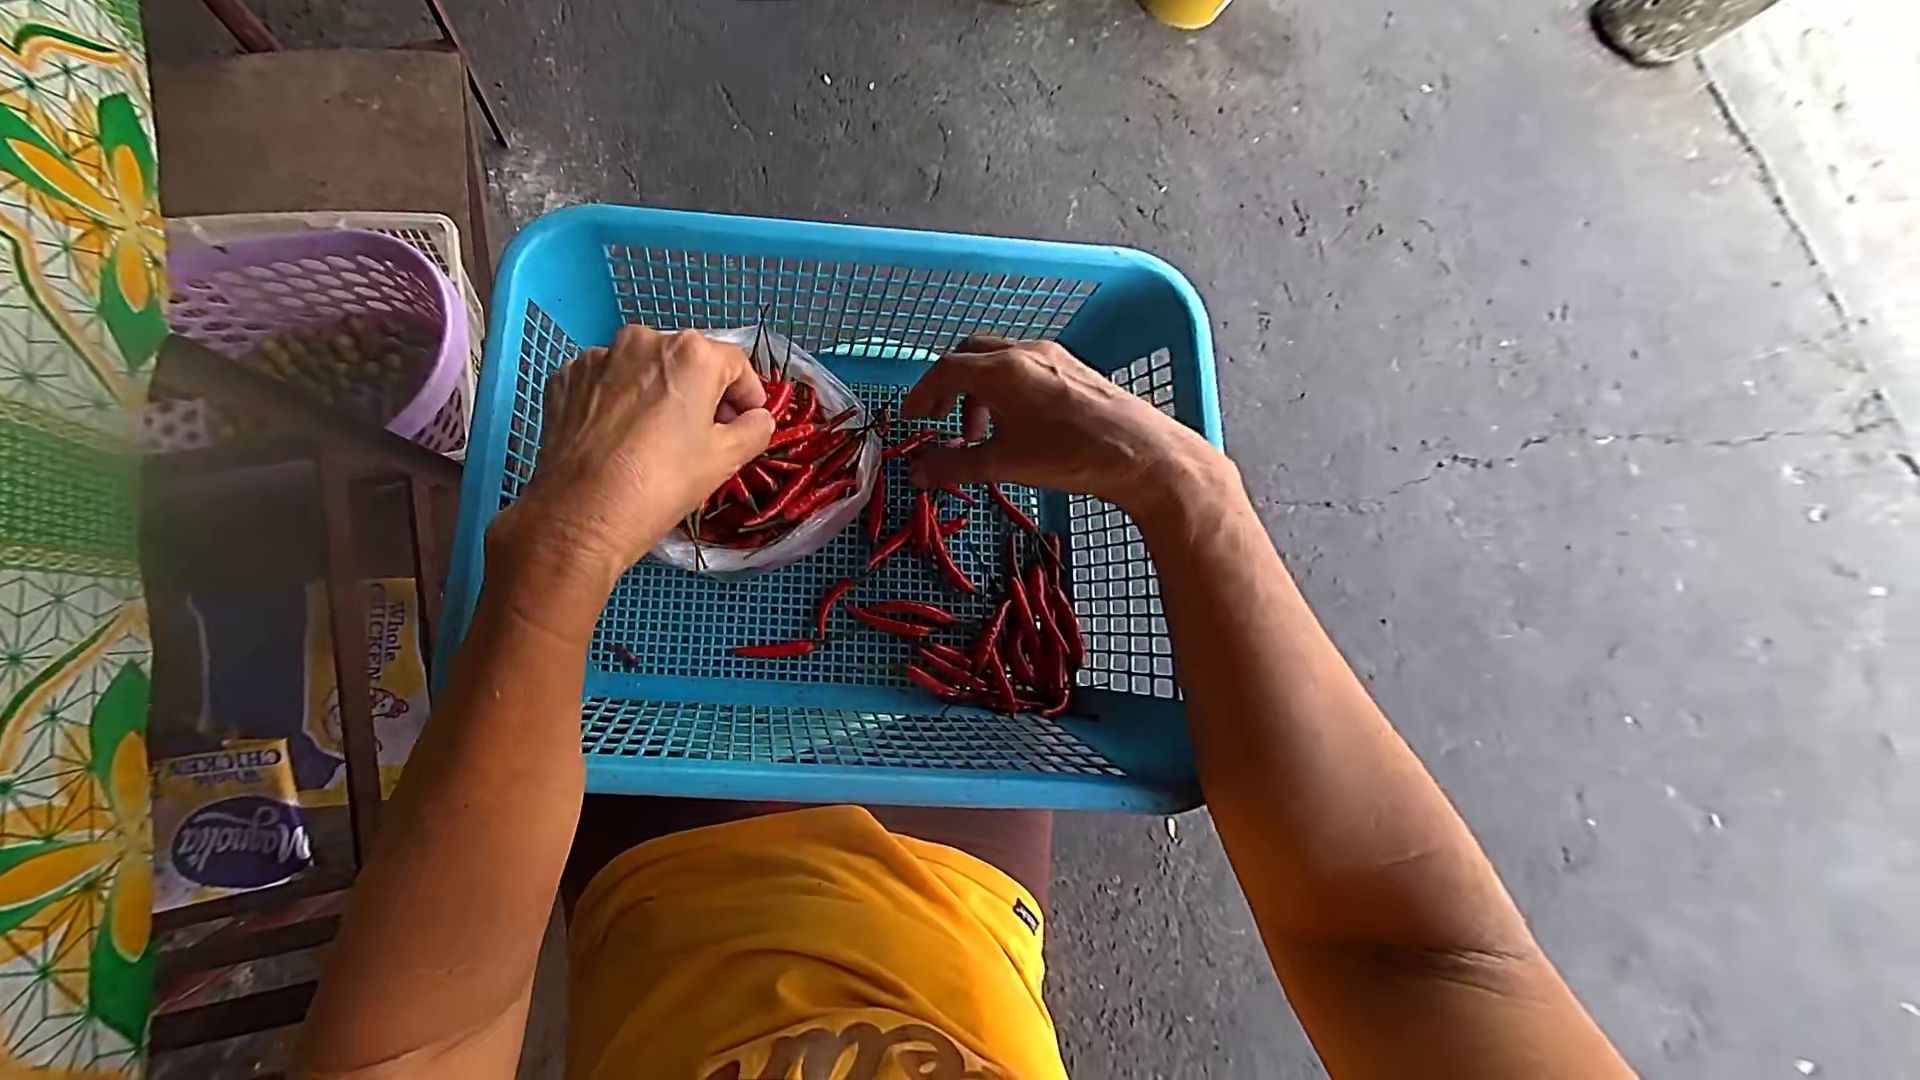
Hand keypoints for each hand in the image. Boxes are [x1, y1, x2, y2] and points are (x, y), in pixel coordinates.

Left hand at [489, 325, 772, 583]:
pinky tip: (624, 438)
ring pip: (647, 370)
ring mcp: (598, 357)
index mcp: (691, 354)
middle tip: (708, 434)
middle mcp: (644, 341)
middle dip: (705, 393)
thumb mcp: (728, 458)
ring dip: (663, 394)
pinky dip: (623, 401)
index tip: (747, 423)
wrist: (582, 514)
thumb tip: (757, 418)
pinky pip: (609, 381)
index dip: (748, 395)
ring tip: (661, 438)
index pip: (737, 364)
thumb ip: (756, 428)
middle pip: (689, 361)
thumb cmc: (665, 482)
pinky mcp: (566, 378)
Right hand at [902, 336, 1229, 517]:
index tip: (913, 418)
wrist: (1141, 454)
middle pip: (970, 355)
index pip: (946, 369)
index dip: (922, 393)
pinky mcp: (1073, 368)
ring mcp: (1053, 356)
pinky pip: (1024, 367)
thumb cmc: (1070, 456)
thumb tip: (916, 474)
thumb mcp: (1005, 464)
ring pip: (999, 361)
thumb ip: (955, 466)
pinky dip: (1005, 389)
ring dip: (978, 392)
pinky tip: (1017, 424)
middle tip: (942, 421)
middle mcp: (1025, 352)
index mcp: (1002, 369)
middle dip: (949, 387)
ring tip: (982, 434)